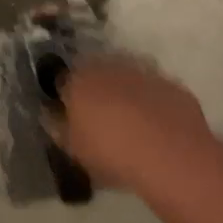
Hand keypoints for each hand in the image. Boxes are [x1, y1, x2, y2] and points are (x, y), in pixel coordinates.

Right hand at [47, 53, 207, 190]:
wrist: (171, 154)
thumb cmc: (111, 152)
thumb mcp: (74, 150)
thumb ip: (58, 129)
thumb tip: (50, 116)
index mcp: (78, 80)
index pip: (62, 81)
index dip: (64, 98)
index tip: (69, 115)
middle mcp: (108, 67)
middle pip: (96, 75)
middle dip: (96, 92)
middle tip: (100, 120)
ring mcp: (142, 73)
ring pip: (127, 80)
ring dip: (125, 95)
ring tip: (130, 124)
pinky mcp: (171, 85)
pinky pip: (154, 91)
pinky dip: (152, 104)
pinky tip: (157, 128)